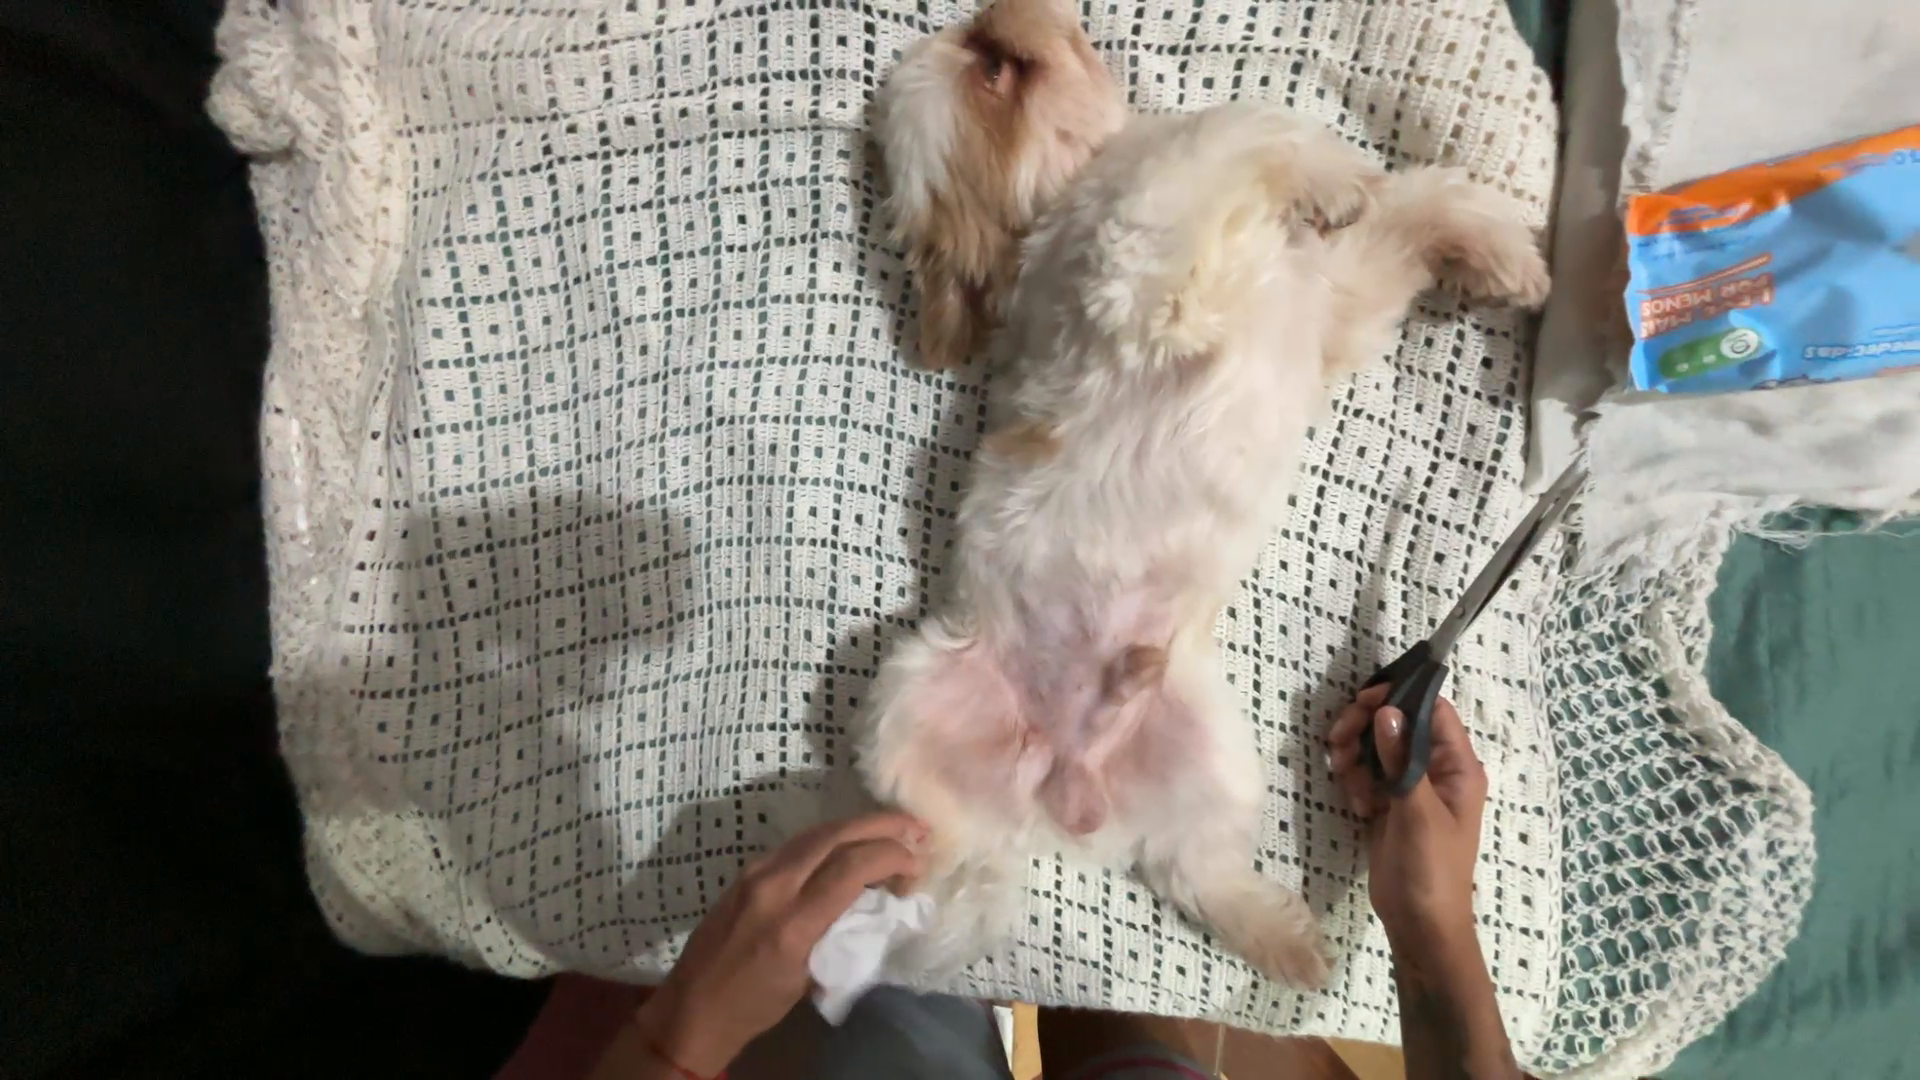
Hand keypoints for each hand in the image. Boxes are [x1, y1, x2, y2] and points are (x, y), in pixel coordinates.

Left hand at [632, 811, 926, 1075]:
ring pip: (818, 831)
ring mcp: (757, 871)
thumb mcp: (808, 976)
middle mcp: (773, 885)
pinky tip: (852, 842)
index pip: (850, 868)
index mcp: (791, 923)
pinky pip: (800, 842)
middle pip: (836, 835)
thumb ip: (841, 929)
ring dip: (859, 826)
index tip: (918, 861)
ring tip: (893, 829)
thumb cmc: (754, 1006)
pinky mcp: (749, 869)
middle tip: (916, 827)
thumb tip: (879, 897)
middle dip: (882, 825)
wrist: (690, 1011)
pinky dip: (834, 836)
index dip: (891, 855)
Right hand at [1328, 684, 1488, 968]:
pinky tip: (1356, 804)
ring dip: (1352, 754)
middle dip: (1363, 727)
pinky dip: (1352, 779)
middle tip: (1339, 741)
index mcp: (1456, 766)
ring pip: (1372, 744)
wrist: (1418, 919)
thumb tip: (1387, 711)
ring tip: (1347, 780)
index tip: (1364, 701)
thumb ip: (1400, 759)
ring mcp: (1407, 783)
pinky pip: (1363, 769)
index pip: (1433, 711)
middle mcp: (1433, 768)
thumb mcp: (1418, 810)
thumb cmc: (1432, 866)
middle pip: (1394, 722)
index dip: (1400, 698)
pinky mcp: (1385, 798)